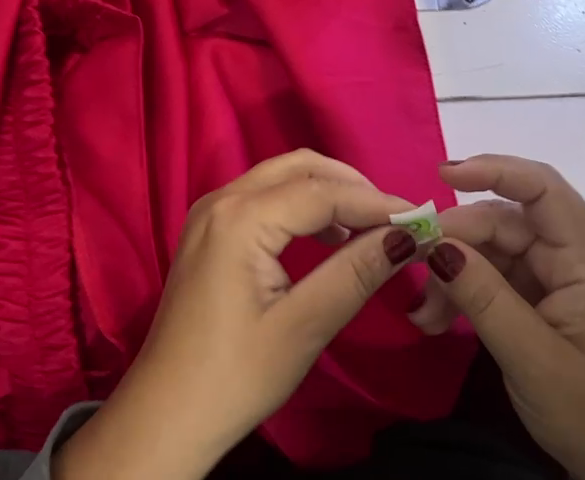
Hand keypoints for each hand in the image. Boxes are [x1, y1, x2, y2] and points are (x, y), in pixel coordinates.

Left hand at [55, 150, 422, 479]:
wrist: (164, 417)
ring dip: (328, 192)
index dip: (375, 202)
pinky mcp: (208, 230)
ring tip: (370, 227)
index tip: (421, 219)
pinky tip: (328, 236)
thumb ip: (355, 273)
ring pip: (282, 176)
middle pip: (300, 168)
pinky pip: (264, 195)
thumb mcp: (303, 326)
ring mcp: (209, 212)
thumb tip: (409, 237)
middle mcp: (221, 199)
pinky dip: (302, 204)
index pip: (322, 192)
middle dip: (352, 186)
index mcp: (239, 219)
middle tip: (396, 219)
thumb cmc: (234, 377)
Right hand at [408, 156, 584, 479]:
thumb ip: (484, 297)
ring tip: (423, 313)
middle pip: (503, 219)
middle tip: (412, 268)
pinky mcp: (533, 293)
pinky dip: (458, 289)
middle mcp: (568, 253)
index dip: (495, 170)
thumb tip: (434, 245)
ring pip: (488, 246)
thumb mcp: (533, 358)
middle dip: (455, 239)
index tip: (443, 175)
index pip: (542, 189)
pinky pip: (487, 273)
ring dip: (450, 270)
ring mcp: (550, 273)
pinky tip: (434, 318)